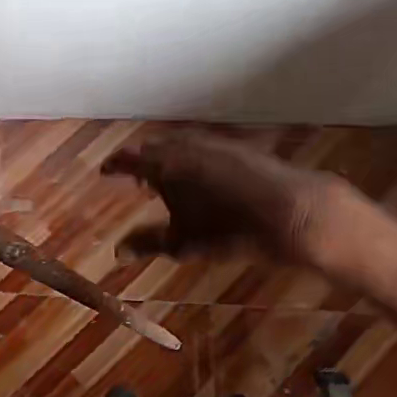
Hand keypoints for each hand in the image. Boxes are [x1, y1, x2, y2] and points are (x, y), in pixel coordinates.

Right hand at [102, 132, 372, 269]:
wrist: (290, 210)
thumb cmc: (228, 230)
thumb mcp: (183, 243)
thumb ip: (148, 243)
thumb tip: (118, 253)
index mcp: (163, 165)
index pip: (129, 159)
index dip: (116, 165)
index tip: (106, 172)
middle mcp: (184, 146)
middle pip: (153, 148)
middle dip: (141, 161)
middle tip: (135, 177)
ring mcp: (213, 142)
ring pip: (179, 145)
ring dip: (167, 158)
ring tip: (166, 178)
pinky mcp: (238, 147)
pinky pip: (203, 146)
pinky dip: (191, 158)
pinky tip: (202, 176)